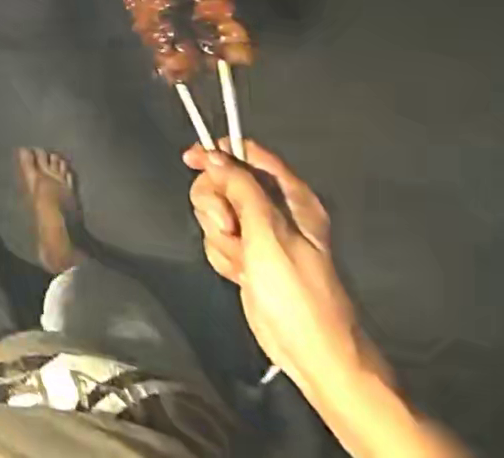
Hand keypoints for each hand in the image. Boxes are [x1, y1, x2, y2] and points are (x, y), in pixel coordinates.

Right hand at [184, 139, 389, 398]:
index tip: (192, 160)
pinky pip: (215, 238)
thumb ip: (240, 188)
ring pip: (214, 210)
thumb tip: (213, 155)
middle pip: (222, 182)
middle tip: (228, 226)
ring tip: (241, 259)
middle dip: (215, 204)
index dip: (220, 153)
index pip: (250, 156)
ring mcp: (259, 235)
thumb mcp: (269, 233)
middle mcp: (275, 212)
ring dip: (219, 235)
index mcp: (292, 199)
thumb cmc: (298, 292)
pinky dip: (221, 254)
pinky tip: (240, 273)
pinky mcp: (246, 256)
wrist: (311, 351)